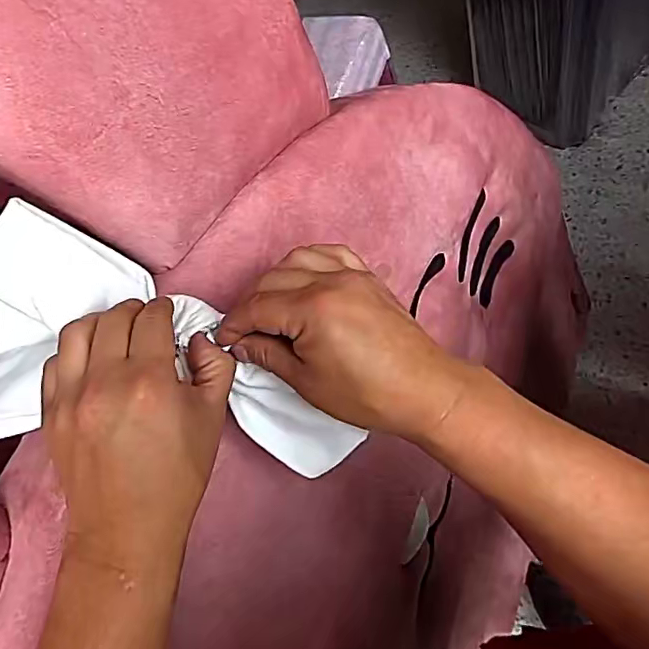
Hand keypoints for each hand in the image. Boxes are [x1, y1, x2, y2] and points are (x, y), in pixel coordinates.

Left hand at [43, 298, 235, 579]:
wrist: (127, 530)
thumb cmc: (175, 478)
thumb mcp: (212, 419)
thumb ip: (214, 366)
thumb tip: (197, 337)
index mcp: (150, 381)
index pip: (152, 318)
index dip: (164, 309)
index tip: (168, 314)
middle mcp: (105, 382)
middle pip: (115, 317)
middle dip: (136, 311)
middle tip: (147, 322)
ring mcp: (72, 397)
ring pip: (78, 331)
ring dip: (101, 322)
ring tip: (115, 333)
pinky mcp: (51, 413)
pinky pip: (55, 362)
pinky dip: (73, 352)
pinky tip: (90, 361)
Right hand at [214, 245, 476, 442]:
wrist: (424, 390)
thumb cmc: (368, 394)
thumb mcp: (307, 382)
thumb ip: (268, 354)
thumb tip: (242, 342)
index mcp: (313, 309)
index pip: (257, 307)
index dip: (234, 323)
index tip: (224, 338)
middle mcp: (329, 281)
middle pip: (271, 281)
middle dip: (250, 305)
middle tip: (245, 331)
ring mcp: (350, 275)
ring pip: (296, 260)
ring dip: (275, 280)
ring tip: (270, 307)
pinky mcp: (366, 277)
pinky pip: (328, 254)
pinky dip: (308, 262)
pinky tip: (302, 278)